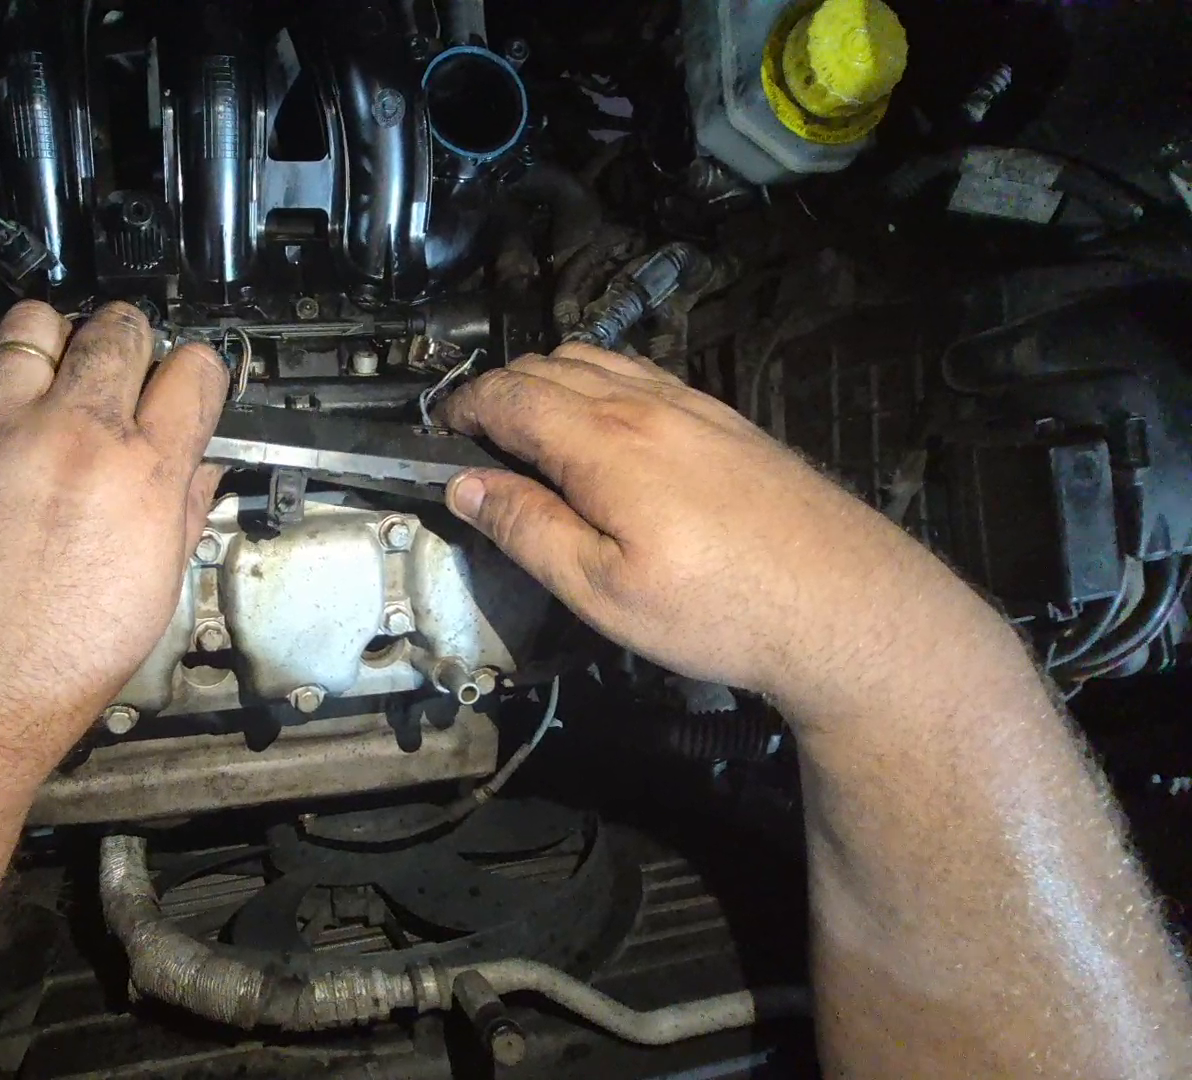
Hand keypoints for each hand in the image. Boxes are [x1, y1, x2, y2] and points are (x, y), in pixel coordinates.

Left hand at [0, 301, 226, 772]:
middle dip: (136, 345)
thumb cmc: (62, 661)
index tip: (187, 384)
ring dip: (60, 339)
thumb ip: (186, 511)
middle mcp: (77, 433)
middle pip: (122, 328)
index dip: (199, 374)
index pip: (195, 371)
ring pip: (40, 319)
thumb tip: (201, 469)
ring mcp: (1, 424)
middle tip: (126, 375)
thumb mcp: (158, 589)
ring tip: (57, 373)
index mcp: (146, 473)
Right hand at [441, 343, 1002, 704]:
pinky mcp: (725, 421)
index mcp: (605, 441)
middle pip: (548, 366)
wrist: (858, 613)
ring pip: (595, 360)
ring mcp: (693, 405)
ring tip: (522, 429)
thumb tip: (463, 484)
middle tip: (471, 438)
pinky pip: (639, 374)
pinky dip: (592, 383)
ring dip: (543, 382)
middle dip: (495, 392)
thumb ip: (524, 527)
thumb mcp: (598, 587)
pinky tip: (595, 426)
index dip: (463, 407)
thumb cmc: (716, 610)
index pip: (511, 396)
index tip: (437, 432)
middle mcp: (646, 404)